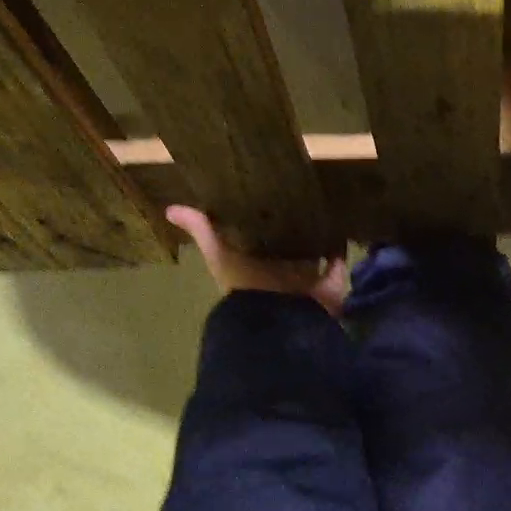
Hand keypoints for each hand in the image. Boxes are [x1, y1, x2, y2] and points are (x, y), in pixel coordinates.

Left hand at [165, 206, 348, 315]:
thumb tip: (170, 208)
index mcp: (257, 265)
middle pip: (289, 245)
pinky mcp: (333, 283)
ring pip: (315, 253)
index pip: (259, 238)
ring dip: (318, 236)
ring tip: (323, 207)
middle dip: (292, 228)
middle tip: (299, 196)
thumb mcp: (220, 254)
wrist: (282, 315)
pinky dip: (340, 249)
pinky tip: (340, 228)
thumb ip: (203, 231)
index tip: (265, 194)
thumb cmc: (249, 284)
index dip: (261, 220)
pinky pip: (338, 263)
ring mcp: (309, 279)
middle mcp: (283, 272)